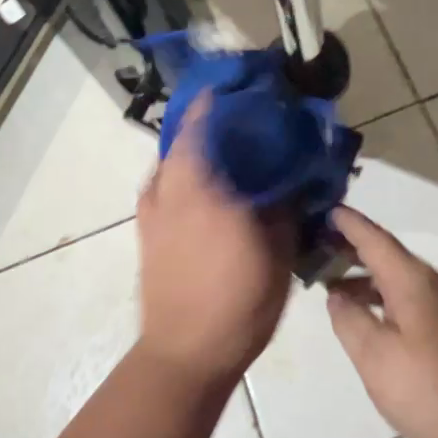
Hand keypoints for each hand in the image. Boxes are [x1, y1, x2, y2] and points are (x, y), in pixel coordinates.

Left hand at [133, 93, 296, 385]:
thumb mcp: (278, 250)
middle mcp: (168, 184)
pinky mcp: (146, 227)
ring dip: (198, 144)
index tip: (248, 81)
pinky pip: (166, 181)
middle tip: (248, 114)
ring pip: (174, 157)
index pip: (204, 116)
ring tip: (232, 146)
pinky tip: (214, 184)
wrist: (185, 355)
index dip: (224, 93)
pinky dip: (187, 171)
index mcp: (199, 182)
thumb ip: (283, 202)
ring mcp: (151, 206)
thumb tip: (292, 172)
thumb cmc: (238, 301)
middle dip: (214, 117)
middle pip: (185, 132)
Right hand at [326, 208, 437, 437]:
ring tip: (331, 281)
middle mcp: (430, 282)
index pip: (374, 238)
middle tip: (317, 243)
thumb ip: (349, 320)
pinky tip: (365, 313)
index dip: (348, 223)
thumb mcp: (375, 356)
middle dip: (352, 246)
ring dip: (364, 275)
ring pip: (396, 277)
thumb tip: (335, 295)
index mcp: (412, 279)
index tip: (325, 208)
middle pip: (386, 253)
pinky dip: (379, 294)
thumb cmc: (427, 388)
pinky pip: (406, 295)